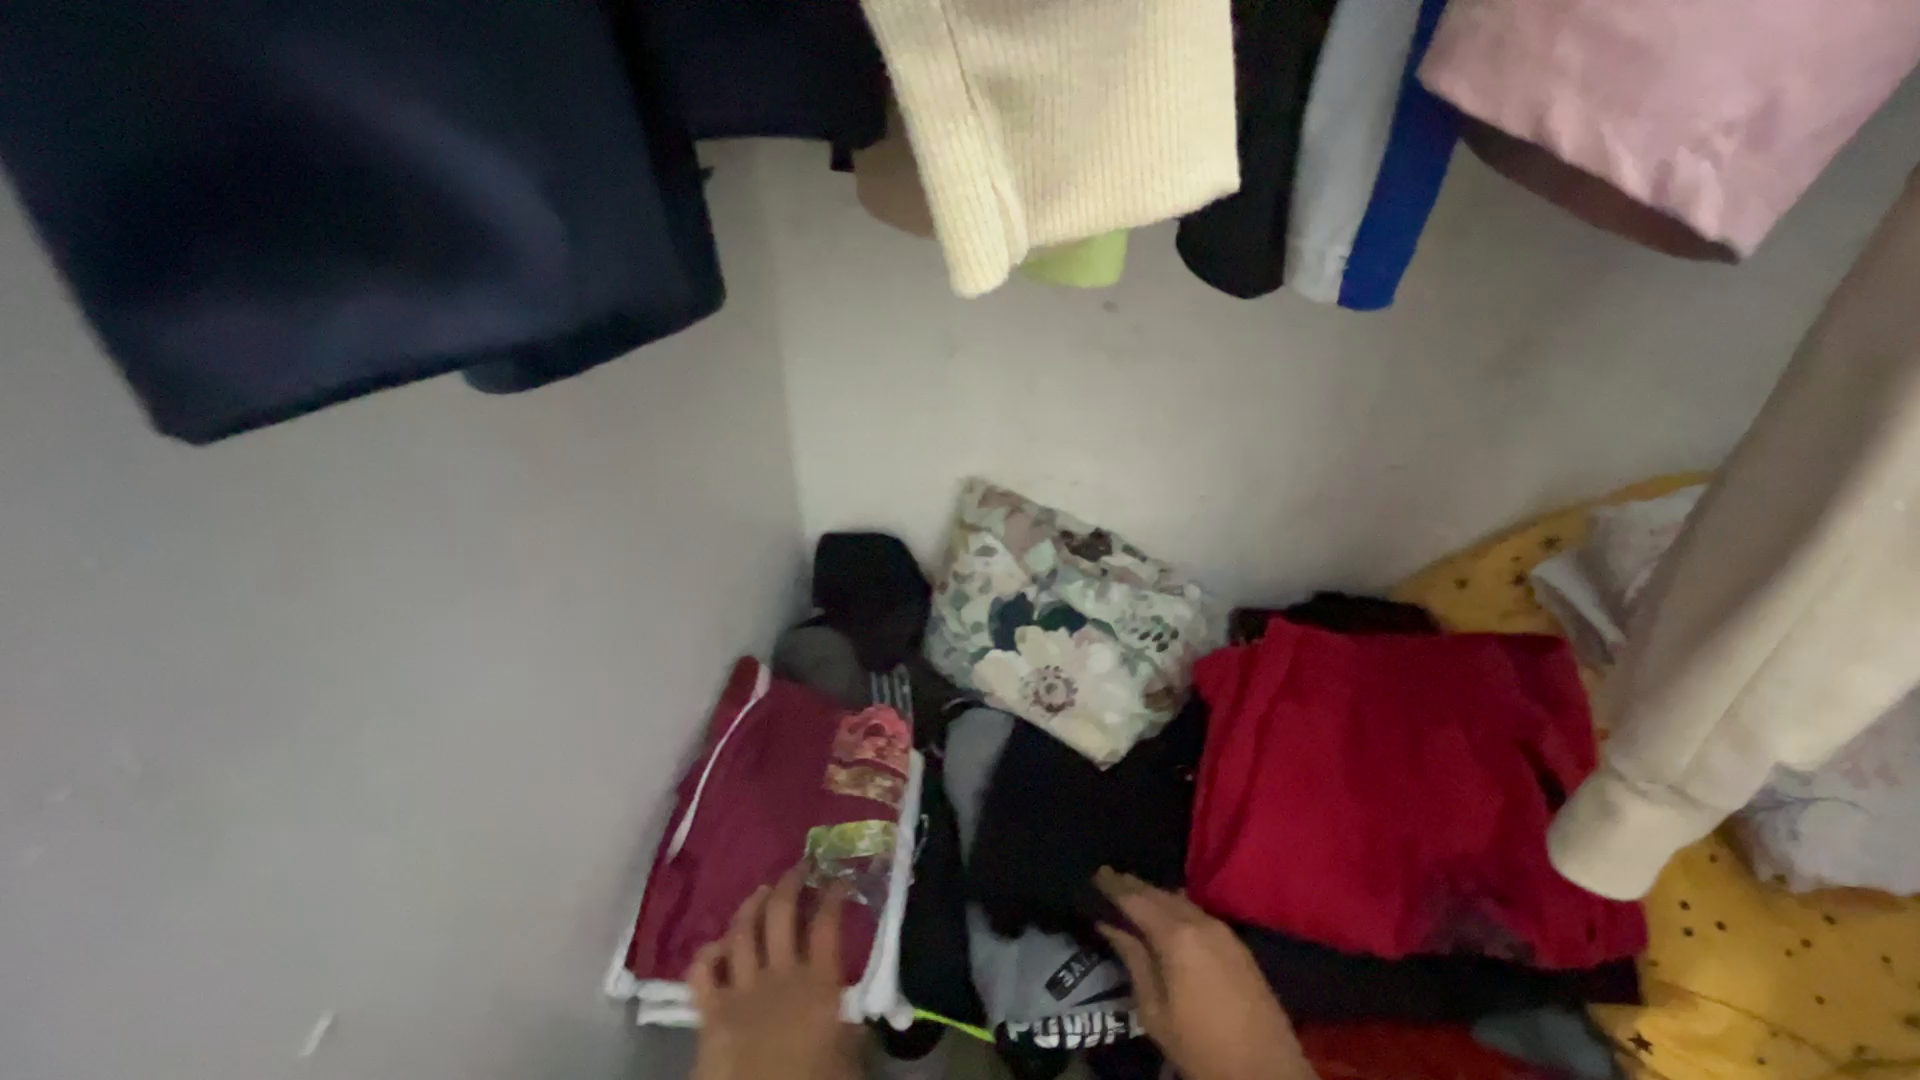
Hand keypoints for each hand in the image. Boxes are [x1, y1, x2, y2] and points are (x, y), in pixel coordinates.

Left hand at [689, 865, 860, 1079]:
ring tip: (762, 891)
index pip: (827, 921)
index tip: (840, 878)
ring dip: (752, 904)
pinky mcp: (709, 1014)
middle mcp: (779, 976)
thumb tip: (857, 996)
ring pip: (741, 930)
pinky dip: (709, 952)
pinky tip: (719, 945)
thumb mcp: (852, 1054)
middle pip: (781, 912)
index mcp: (819, 984)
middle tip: (800, 867)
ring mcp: (740, 991)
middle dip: (790, 881)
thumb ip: (853, 1018)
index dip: (834, 892)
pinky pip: (701, 970)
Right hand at [1094, 868, 1315, 1079]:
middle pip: (1160, 894)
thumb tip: (1111, 925)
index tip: (1094, 876)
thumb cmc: (1201, 1047)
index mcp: (1177, 937)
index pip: (1136, 899)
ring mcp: (1224, 931)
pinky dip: (1176, 907)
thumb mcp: (1155, 1012)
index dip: (1113, 887)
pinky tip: (1167, 912)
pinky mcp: (1237, 945)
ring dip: (1155, 895)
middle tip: (1107, 878)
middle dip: (1132, 885)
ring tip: (1132, 893)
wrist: (1267, 1072)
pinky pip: (1198, 913)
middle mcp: (1201, 923)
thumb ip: (1134, 961)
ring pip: (1181, 902)